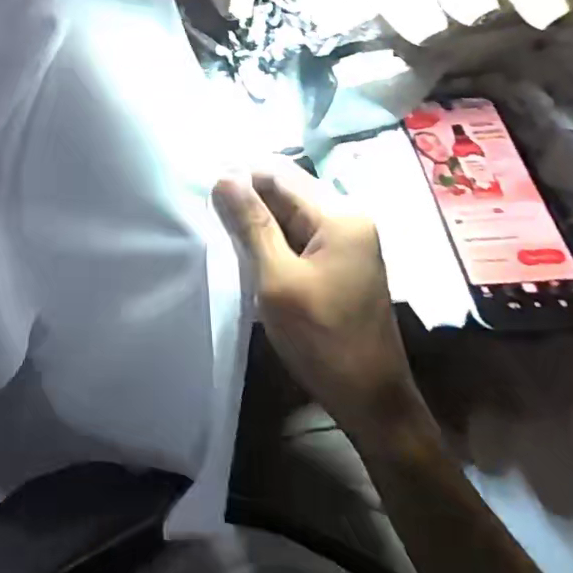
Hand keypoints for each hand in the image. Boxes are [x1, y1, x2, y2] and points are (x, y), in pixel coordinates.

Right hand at [213, 169, 432, 438]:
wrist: (370, 398)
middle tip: (208, 214)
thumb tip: (224, 178)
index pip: (278, 174)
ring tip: (222, 230)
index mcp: (339, 215)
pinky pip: (299, 231)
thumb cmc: (322, 339)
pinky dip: (272, 235)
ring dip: (257, 217)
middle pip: (287, 188)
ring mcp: (347, 238)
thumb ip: (251, 225)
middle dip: (247, 196)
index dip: (239, 178)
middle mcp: (348, 216)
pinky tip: (248, 248)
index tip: (202, 194)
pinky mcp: (340, 258)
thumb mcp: (278, 280)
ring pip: (290, 210)